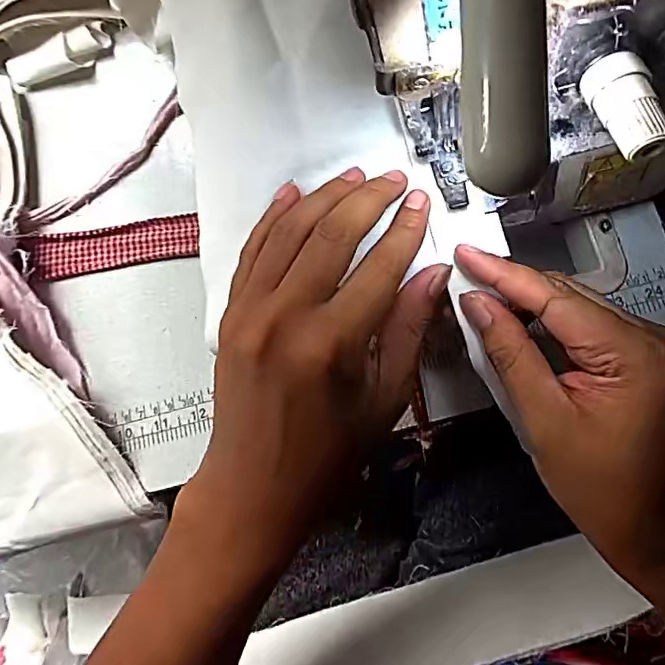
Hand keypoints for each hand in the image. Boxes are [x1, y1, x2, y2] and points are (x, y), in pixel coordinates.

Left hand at [176, 168, 450, 574]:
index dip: (405, 231)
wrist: (252, 487)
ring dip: (324, 197)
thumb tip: (433, 273)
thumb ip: (408, 329)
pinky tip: (292, 193)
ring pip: (290, 232)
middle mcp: (285, 317)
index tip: (421, 205)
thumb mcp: (383, 399)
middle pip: (331, 235)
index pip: (378, 268)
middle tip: (394, 181)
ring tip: (354, 177)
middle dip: (368, 200)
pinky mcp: (231, 313)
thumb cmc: (327, 455)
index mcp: (330, 345)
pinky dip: (273, 217)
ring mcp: (251, 311)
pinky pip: (253, 251)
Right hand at [455, 245, 664, 577]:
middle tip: (467, 277)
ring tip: (485, 302)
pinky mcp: (641, 352)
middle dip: (513, 288)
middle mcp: (650, 338)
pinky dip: (549, 322)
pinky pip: (586, 323)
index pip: (556, 297)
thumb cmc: (604, 489)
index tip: (470, 256)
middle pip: (566, 295)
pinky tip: (519, 323)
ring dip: (529, 304)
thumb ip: (510, 353)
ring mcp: (650, 343)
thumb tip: (480, 305)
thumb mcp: (544, 420)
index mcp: (634, 353)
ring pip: (574, 305)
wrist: (651, 526)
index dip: (505, 274)